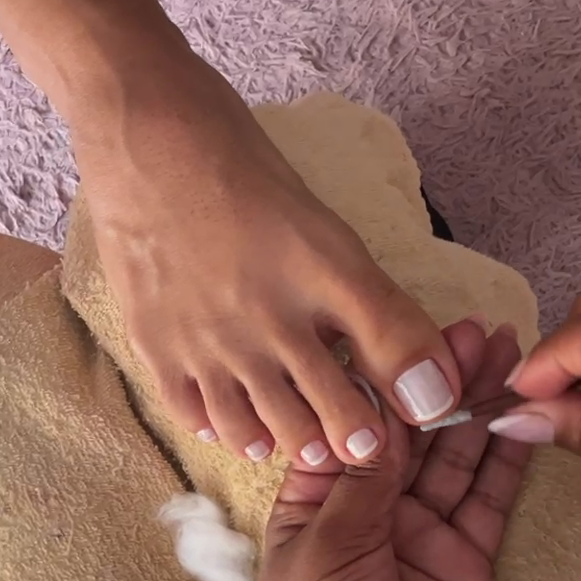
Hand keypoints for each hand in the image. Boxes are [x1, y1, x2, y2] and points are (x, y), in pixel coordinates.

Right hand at [75, 52, 463, 471]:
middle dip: (346, 438)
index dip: (403, 409)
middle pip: (321, 417)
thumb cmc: (245, 169)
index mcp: (325, 282)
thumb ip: (382, 311)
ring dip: (287, 440)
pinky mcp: (155, 346)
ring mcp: (207, 341)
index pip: (388, 367)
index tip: (397, 423)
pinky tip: (235, 428)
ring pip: (259, 429)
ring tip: (295, 438)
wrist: (148, 139)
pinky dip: (223, 430)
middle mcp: (268, 323)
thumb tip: (432, 387)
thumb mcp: (329, 231)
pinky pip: (195, 415)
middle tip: (349, 441)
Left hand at [251, 319, 530, 580]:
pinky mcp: (466, 558)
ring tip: (508, 354)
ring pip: (455, 454)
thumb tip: (388, 406)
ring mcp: (422, 528)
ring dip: (479, 406)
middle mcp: (372, 502)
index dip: (388, 376)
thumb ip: (365, 479)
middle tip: (480, 329)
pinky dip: (506, 458)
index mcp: (319, 493)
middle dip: (442, 380)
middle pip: (413, 429)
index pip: (357, 419)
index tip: (419, 329)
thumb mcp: (327, 550)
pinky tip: (522, 416)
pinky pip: (488, 498)